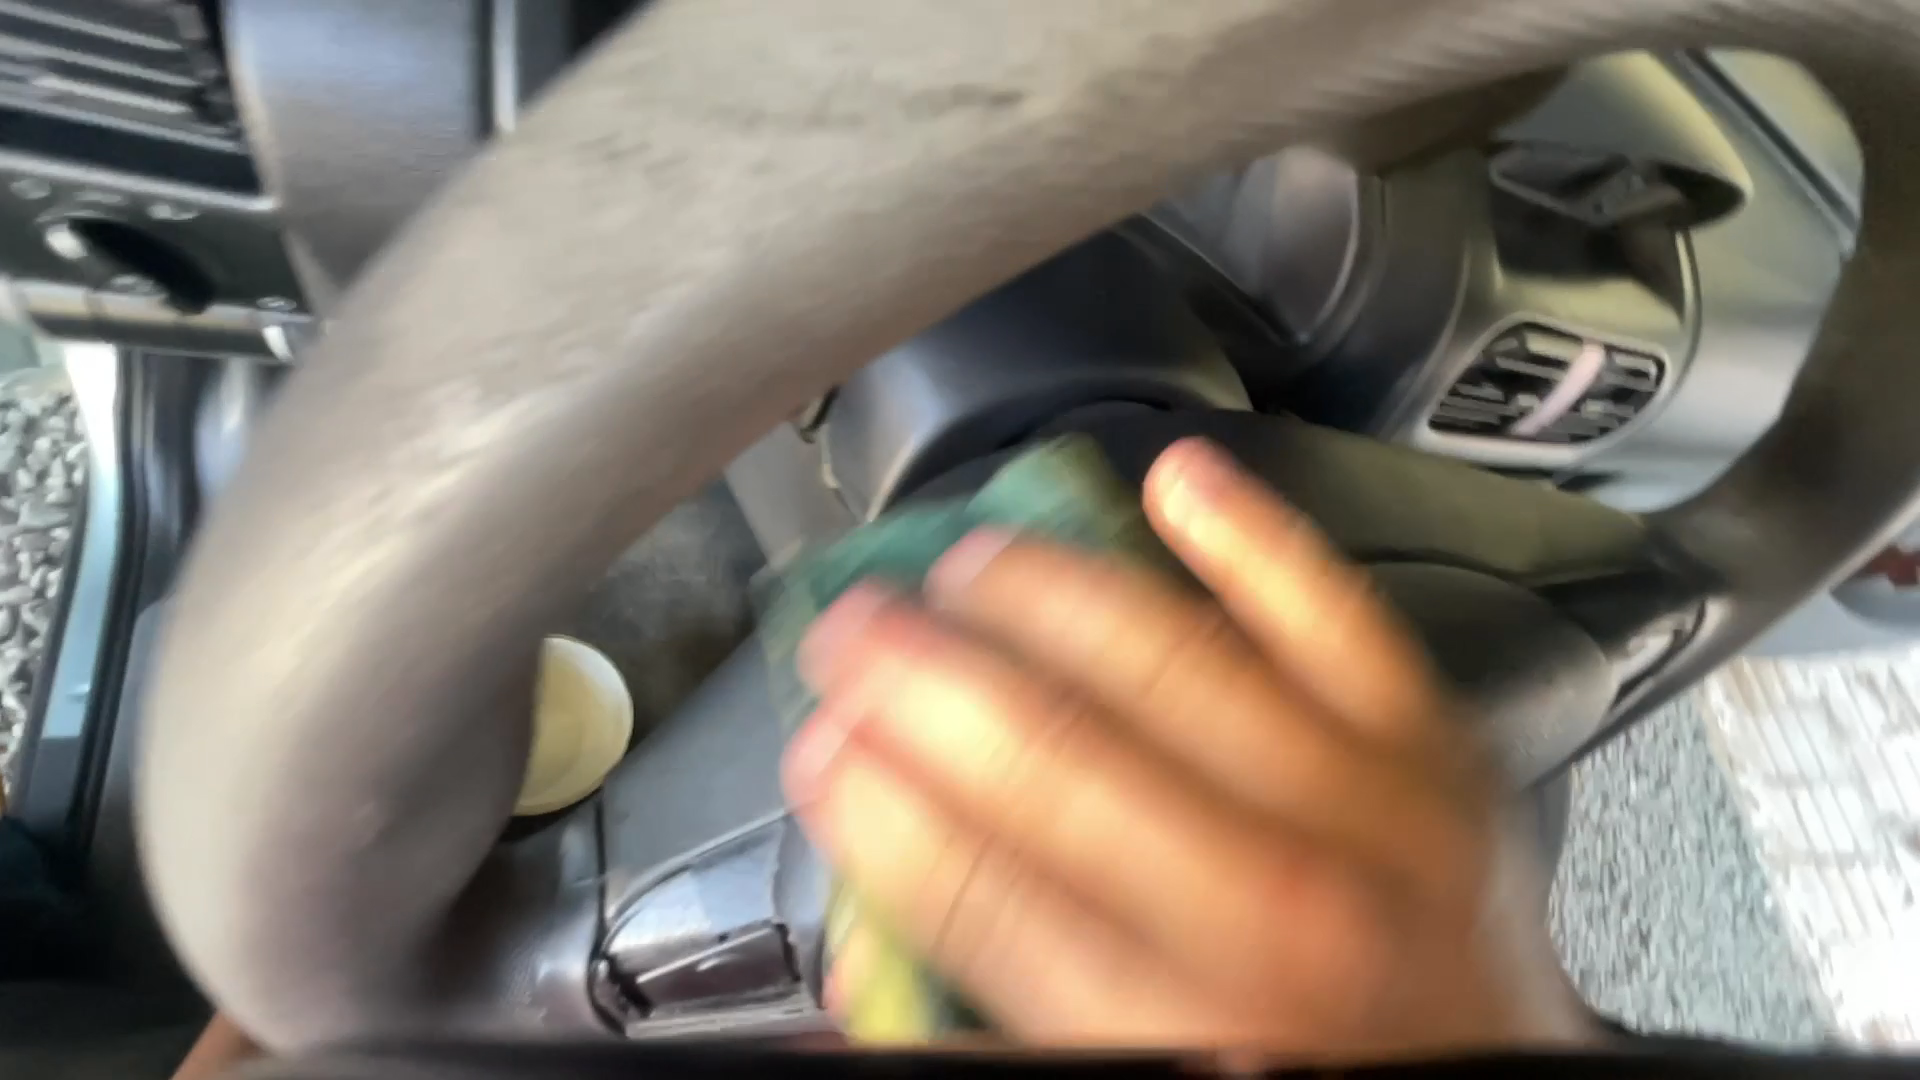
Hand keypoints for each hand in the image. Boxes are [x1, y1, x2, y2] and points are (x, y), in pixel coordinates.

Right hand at [783, 438, 1594, 1056]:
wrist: (1468, 1062)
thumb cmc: (1280, 1065)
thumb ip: (979, 1024)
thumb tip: (861, 951)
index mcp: (1189, 1027)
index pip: (991, 893)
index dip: (883, 807)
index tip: (820, 743)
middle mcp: (1284, 913)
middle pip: (1063, 759)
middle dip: (927, 679)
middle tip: (853, 629)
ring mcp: (1366, 802)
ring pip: (1171, 659)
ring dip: (1044, 595)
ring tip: (962, 562)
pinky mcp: (1422, 734)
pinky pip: (1333, 611)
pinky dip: (1252, 535)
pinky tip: (1180, 475)